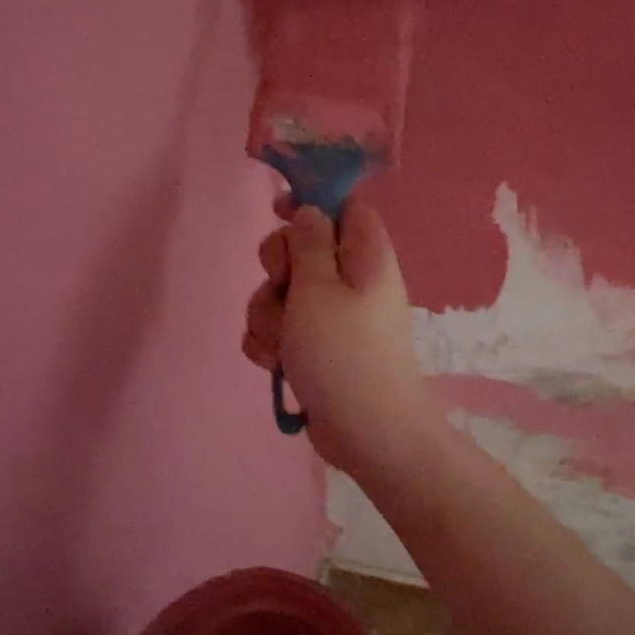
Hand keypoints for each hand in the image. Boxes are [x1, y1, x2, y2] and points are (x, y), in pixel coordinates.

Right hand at [242, 194, 437, 475]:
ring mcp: (332, 317)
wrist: (365, 431)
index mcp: (365, 255)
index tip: (278, 211)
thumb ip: (308, 242)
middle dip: (278, 271)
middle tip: (284, 288)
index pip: (344, 206)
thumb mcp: (319, 288)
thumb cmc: (343, 352)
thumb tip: (310, 212)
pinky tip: (276, 366)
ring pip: (281, 294)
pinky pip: (280, 330)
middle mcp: (351, 280)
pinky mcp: (315, 349)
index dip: (311, 203)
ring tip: (283, 346)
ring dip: (270, 317)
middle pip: (301, 249)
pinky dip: (273, 345)